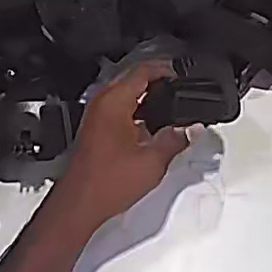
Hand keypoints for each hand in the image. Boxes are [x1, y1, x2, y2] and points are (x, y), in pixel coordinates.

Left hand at [48, 61, 190, 231]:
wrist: (81, 202)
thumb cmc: (106, 182)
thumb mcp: (152, 161)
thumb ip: (176, 139)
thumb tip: (191, 129)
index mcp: (114, 102)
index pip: (141, 71)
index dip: (164, 69)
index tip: (179, 74)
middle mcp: (101, 103)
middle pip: (131, 79)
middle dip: (156, 82)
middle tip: (177, 89)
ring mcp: (95, 115)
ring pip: (123, 94)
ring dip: (145, 97)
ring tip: (167, 108)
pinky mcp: (94, 128)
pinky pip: (116, 108)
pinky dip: (133, 110)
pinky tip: (149, 126)